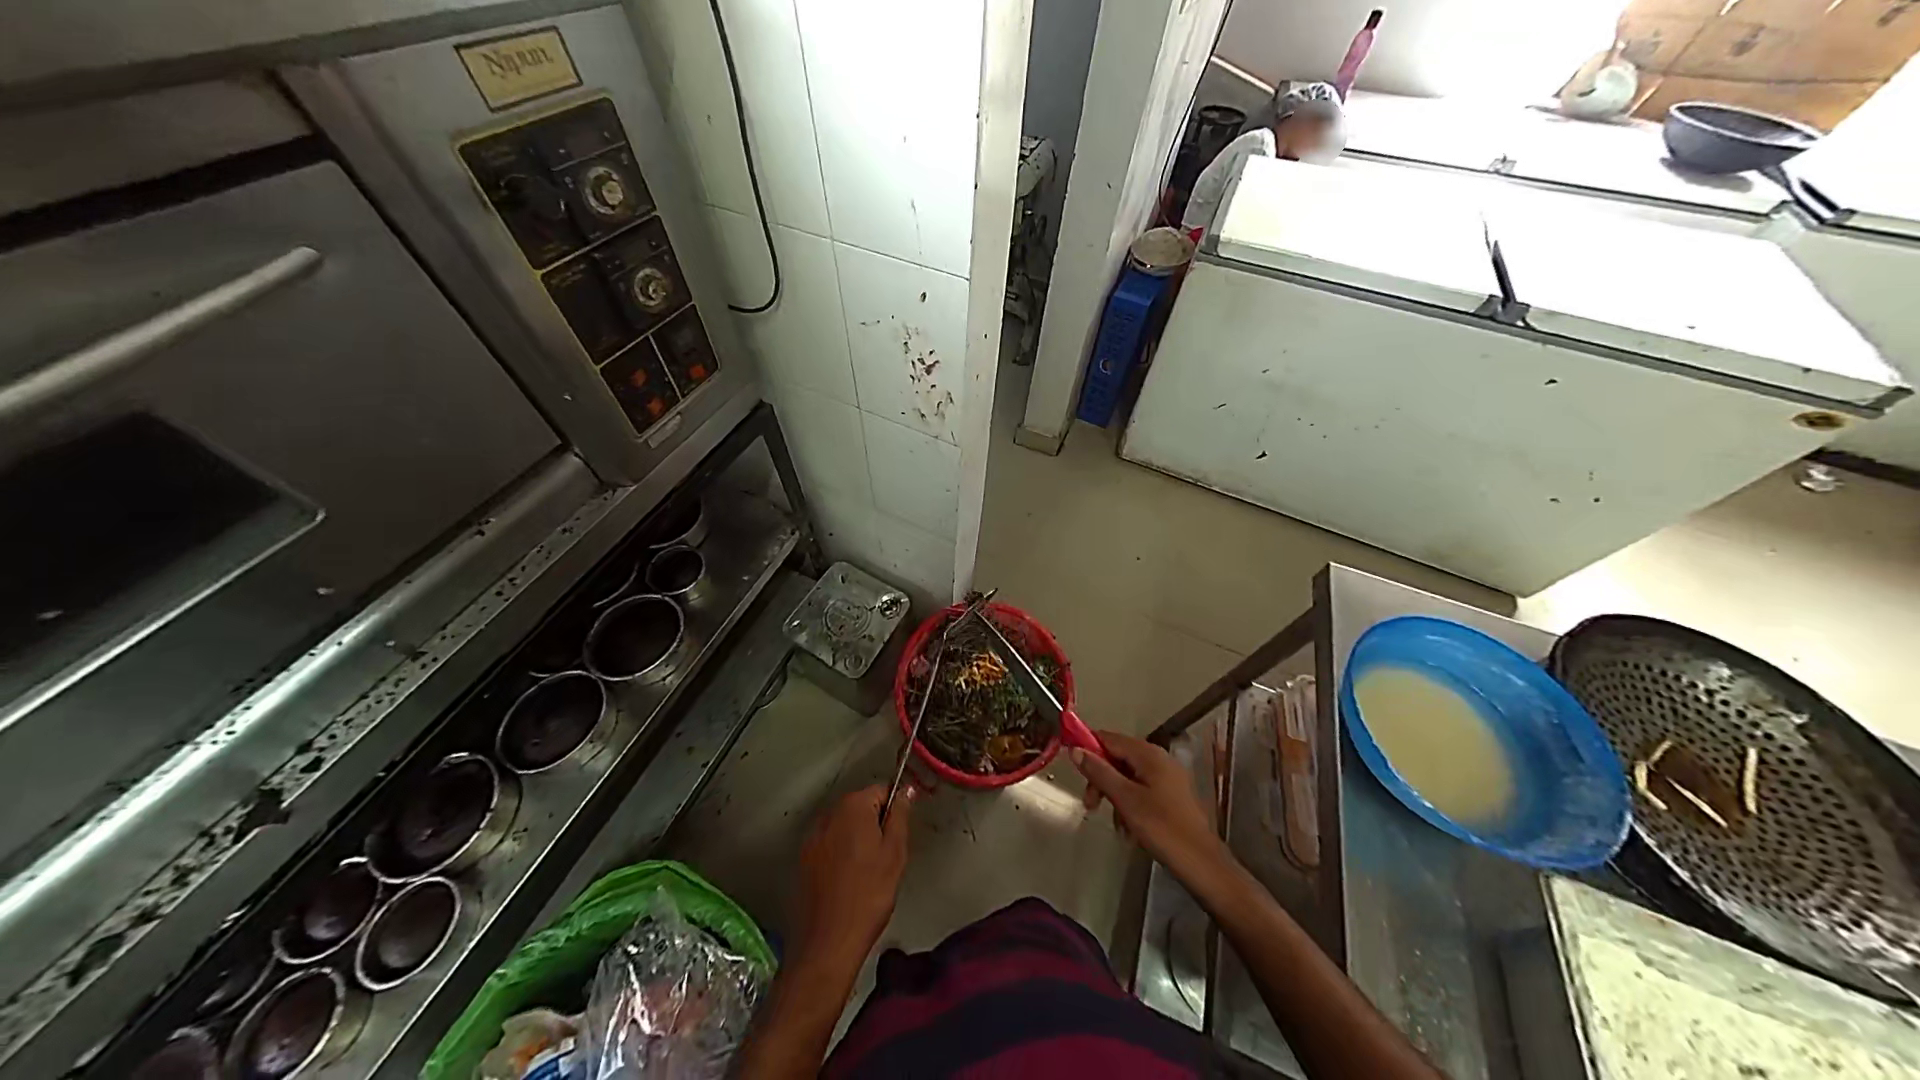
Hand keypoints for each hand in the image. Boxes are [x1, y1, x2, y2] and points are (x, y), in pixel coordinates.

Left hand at [794, 784, 912, 963]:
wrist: (829, 940)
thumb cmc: (869, 894)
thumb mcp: (895, 853)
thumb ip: (900, 815)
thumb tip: (905, 791)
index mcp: (852, 806)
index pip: (881, 790)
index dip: (895, 810)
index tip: (899, 836)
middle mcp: (828, 814)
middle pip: (860, 806)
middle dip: (875, 824)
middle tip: (887, 857)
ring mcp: (812, 837)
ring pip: (844, 826)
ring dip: (857, 839)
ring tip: (868, 873)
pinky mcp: (803, 859)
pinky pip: (829, 844)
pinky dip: (840, 854)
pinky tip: (848, 881)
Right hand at [1072, 731, 1230, 883]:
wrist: (1201, 863)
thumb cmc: (1163, 828)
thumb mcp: (1125, 799)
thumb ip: (1099, 772)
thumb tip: (1076, 750)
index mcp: (1148, 754)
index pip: (1108, 738)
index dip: (1087, 748)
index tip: (1072, 766)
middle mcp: (1159, 759)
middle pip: (1117, 757)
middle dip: (1101, 778)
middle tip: (1091, 803)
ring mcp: (1167, 777)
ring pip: (1127, 776)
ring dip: (1114, 795)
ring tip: (1116, 822)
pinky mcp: (1171, 795)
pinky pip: (1140, 789)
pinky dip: (1129, 804)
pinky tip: (1130, 827)